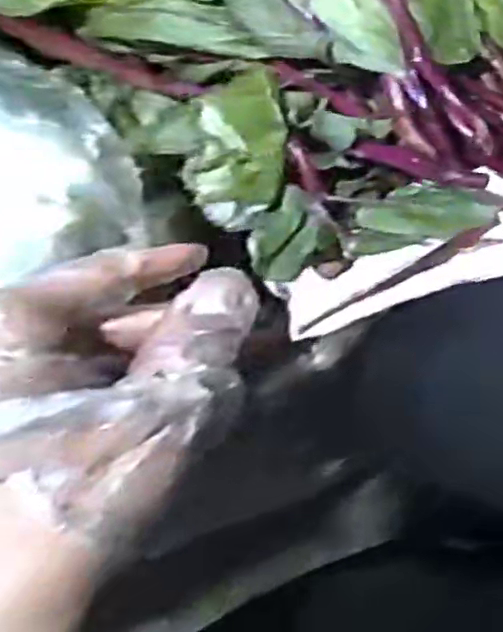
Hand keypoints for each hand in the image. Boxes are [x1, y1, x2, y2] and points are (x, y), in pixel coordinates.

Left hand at [0, 244, 256, 630]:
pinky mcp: (6, 451)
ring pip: (78, 365)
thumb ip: (205, 335)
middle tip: (237, 325)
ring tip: (219, 363)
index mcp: (1, 343)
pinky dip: (122, 390)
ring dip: (152, 357)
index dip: (150, 263)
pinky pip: (63, 401)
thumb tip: (230, 284)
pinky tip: (173, 397)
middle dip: (167, 320)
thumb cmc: (72, 487)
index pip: (81, 278)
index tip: (205, 255)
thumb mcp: (164, 404)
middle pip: (82, 323)